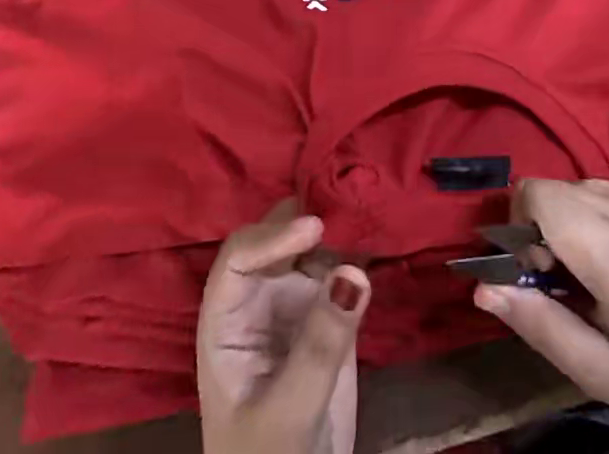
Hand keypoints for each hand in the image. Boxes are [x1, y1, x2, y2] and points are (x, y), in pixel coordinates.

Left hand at [197, 201, 371, 453]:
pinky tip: (382, 231)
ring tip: (370, 202)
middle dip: (306, 214)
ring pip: (313, 247)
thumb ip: (319, 346)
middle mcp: (259, 299)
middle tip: (348, 198)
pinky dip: (361, 248)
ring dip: (339, 225)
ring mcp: (295, 302)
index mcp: (226, 320)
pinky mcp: (328, 310)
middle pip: (276, 240)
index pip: (238, 260)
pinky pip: (343, 268)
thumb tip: (354, 272)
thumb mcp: (289, 410)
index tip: (316, 229)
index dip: (272, 238)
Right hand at [472, 180, 608, 453]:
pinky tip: (605, 260)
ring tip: (583, 276)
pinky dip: (580, 217)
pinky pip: (591, 190)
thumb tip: (481, 287)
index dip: (517, 231)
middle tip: (557, 283)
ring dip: (556, 224)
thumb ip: (539, 325)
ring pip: (566, 189)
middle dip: (532, 230)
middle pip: (545, 189)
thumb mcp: (601, 373)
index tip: (537, 278)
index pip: (535, 196)